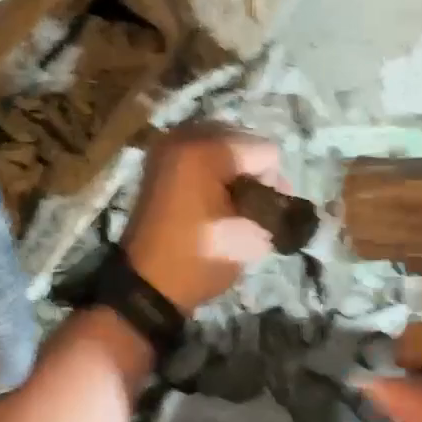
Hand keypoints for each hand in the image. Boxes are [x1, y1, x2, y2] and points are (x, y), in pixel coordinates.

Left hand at [123, 124, 281, 314]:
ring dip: (233, 164)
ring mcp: (166, 146)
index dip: (272, 177)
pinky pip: (198, 149)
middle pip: (239, 137)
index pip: (262, 149)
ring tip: (236, 198)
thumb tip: (274, 186)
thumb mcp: (246, 234)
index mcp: (203, 151)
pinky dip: (213, 166)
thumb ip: (269, 201)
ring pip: (219, 141)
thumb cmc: (198, 257)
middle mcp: (182, 137)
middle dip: (252, 166)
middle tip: (258, 199)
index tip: (270, 205)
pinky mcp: (159, 160)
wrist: (146, 284)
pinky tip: (216, 193)